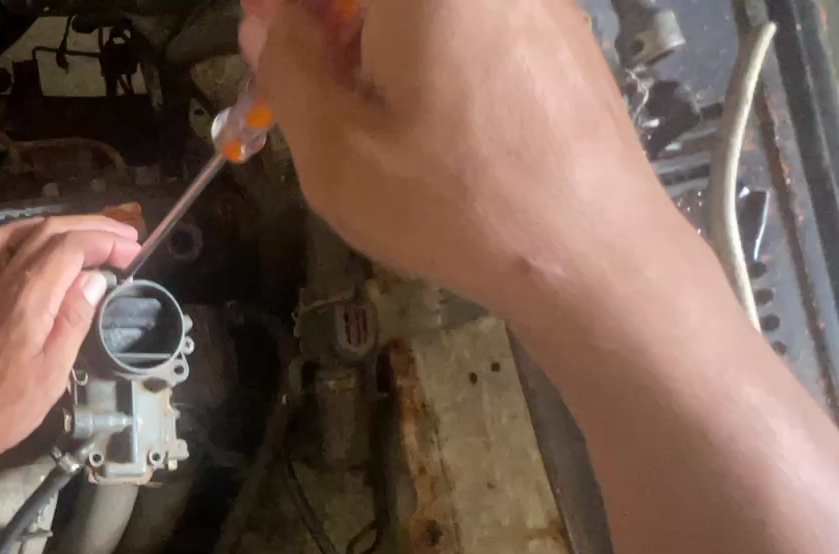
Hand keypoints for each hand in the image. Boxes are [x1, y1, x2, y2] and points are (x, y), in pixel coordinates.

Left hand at [0, 215, 139, 468]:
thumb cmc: (3, 409)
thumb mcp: (51, 372)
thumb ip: (73, 320)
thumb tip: (94, 279)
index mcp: (29, 297)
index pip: (72, 247)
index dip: (106, 242)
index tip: (134, 253)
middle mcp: (4, 282)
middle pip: (50, 232)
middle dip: (92, 228)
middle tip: (126, 239)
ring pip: (24, 235)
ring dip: (62, 227)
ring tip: (92, 237)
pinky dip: (22, 237)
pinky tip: (37, 246)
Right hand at [239, 0, 683, 321]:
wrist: (577, 244)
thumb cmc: (441, 200)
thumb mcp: (335, 149)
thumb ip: (289, 72)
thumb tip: (262, 22)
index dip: (286, 5)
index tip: (261, 39)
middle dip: (330, 26)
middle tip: (300, 86)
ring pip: (417, 13)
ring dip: (368, 43)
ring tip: (355, 113)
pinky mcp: (551, 27)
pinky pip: (463, 22)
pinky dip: (417, 51)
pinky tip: (415, 117)